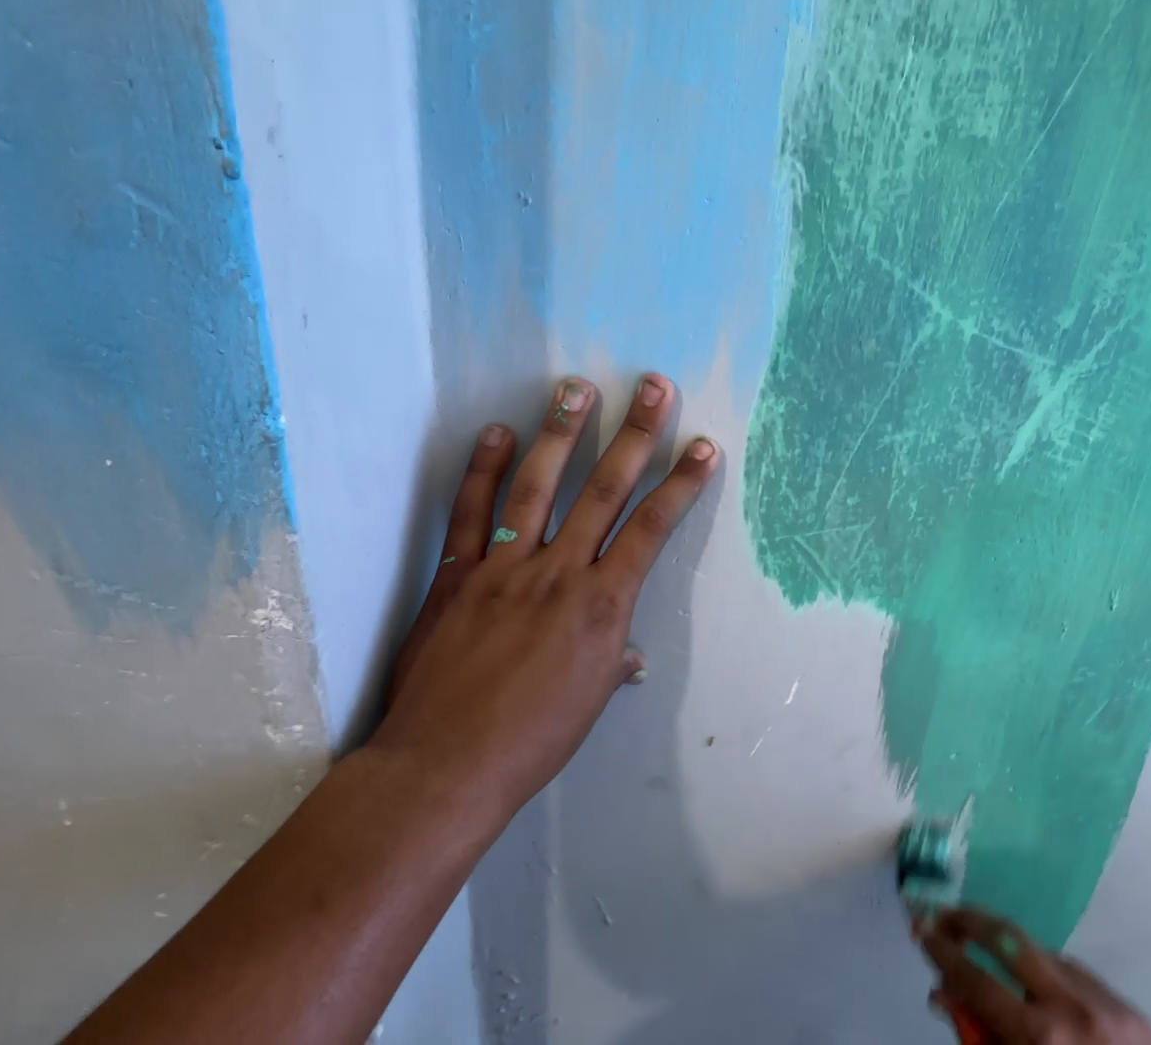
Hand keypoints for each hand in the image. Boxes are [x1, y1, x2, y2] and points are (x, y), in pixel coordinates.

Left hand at [371, 373, 718, 812]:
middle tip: (653, 386)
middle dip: (635, 435)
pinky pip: (470, 513)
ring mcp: (504, 568)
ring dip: (561, 433)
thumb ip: (613, 659)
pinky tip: (496, 431)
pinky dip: (482, 470)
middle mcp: (559, 574)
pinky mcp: (456, 575)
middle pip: (604, 492)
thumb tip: (628, 652)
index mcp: (603, 606)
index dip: (681, 484)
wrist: (447, 764)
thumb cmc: (534, 741)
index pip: (651, 530)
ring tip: (577, 387)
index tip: (703, 446)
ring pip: (538, 487)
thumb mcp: (591, 700)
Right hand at [918, 908, 1150, 1044]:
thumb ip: (978, 1036)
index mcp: (1039, 1036)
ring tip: (989, 956)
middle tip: (946, 914)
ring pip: (1048, 957)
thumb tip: (944, 992)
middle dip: (973, 920)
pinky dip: (1053, 979)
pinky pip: (1080, 979)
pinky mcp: (1131, 1008)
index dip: (944, 952)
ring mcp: (1107, 1003)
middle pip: (1011, 939)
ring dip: (1014, 953)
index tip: (922, 929)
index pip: (977, 979)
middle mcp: (1072, 1008)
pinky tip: (1040, 989)